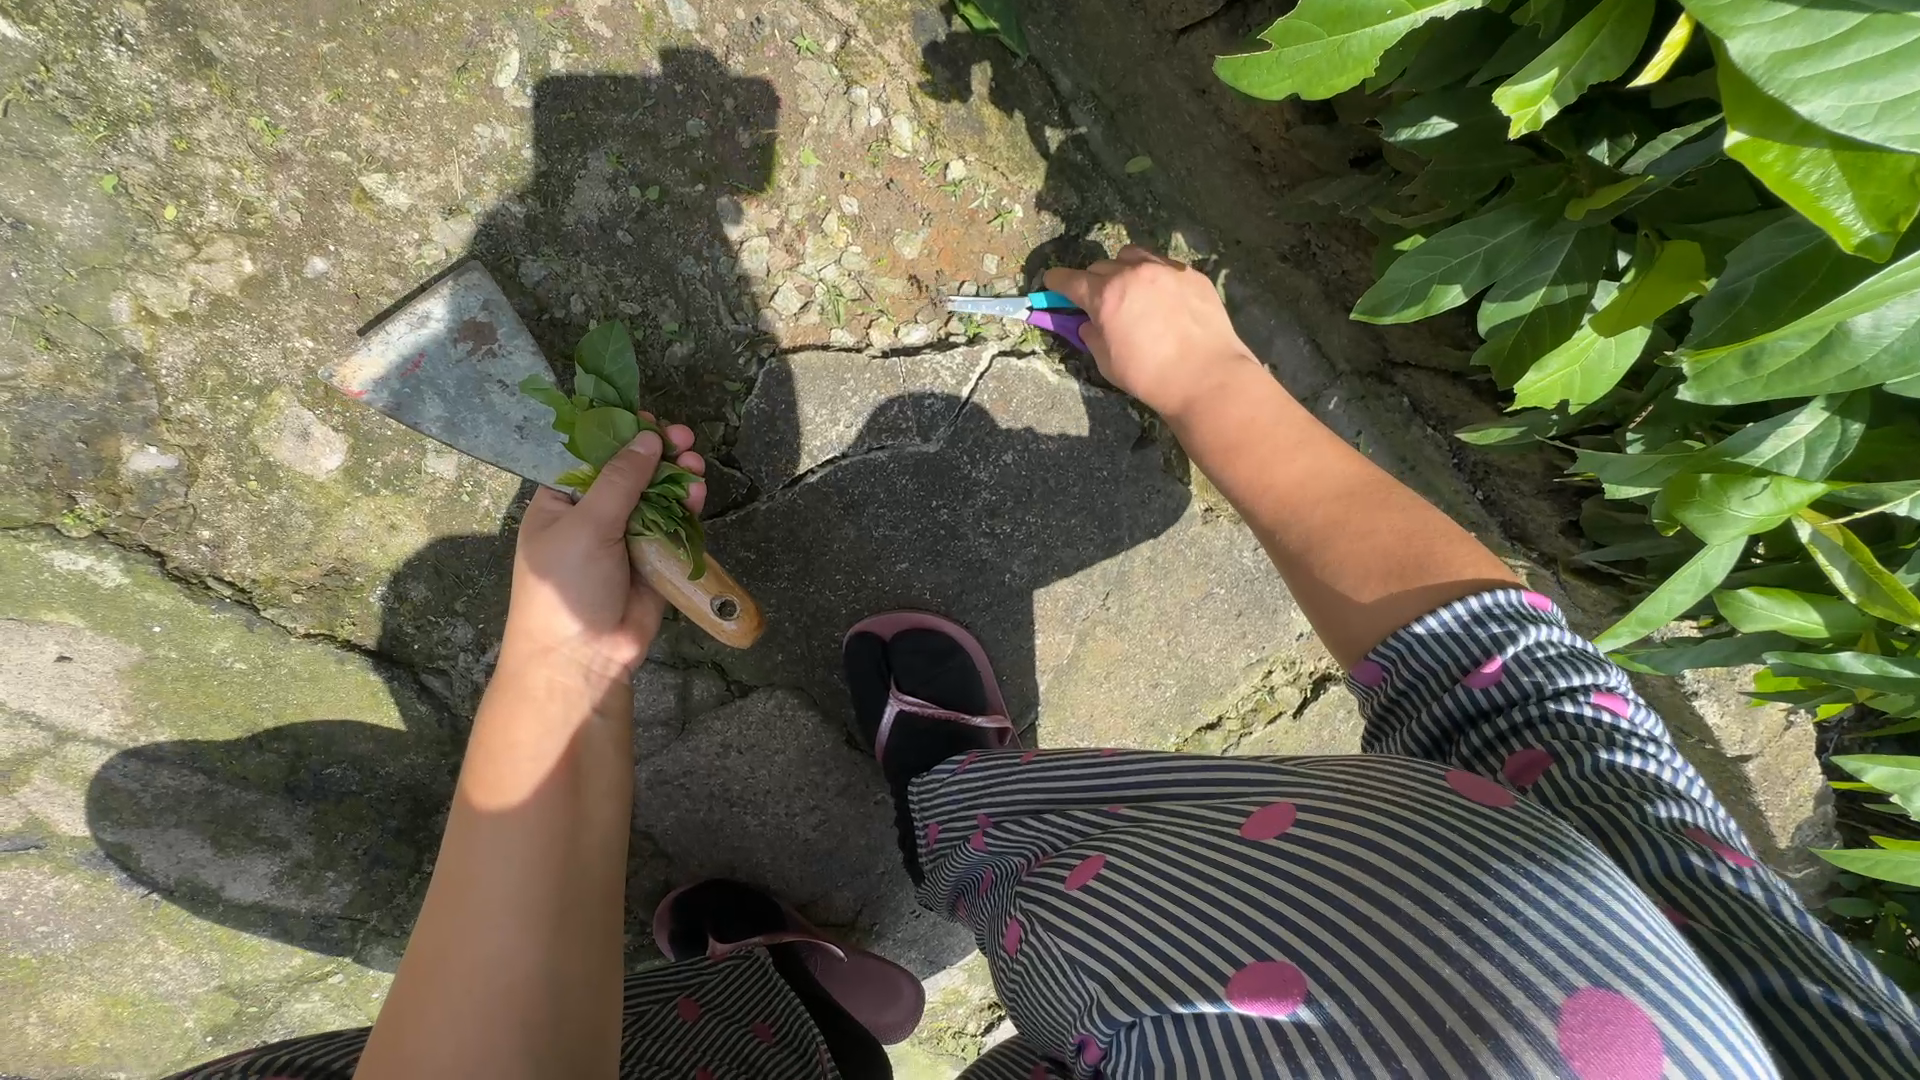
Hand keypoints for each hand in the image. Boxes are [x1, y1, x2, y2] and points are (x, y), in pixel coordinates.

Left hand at [498, 419, 706, 688]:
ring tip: (696, 461)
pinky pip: (674, 526)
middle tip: (684, 436)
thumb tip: (648, 438)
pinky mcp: (655, 558)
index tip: (648, 419)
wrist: (583, 656)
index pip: (592, 456)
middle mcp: (595, 515)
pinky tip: (698, 493)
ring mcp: (627, 537)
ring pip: (657, 497)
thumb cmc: (567, 586)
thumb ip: (620, 480)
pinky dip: (686, 508)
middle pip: (631, 473)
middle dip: (657, 454)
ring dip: (677, 478)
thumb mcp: (586, 525)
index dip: (620, 434)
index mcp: (563, 503)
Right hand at [1044, 245, 1261, 416]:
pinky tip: (1161, 297)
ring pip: (1131, 255)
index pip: (1071, 280)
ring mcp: (1164, 269)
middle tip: (1098, 301)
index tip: (1052, 282)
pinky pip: (1162, 264)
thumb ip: (1092, 336)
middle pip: (1100, 266)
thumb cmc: (1149, 376)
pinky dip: (1153, 275)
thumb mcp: (1107, 362)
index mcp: (1105, 296)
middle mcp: (1132, 273)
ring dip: (1122, 269)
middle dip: (1093, 281)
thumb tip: (1089, 324)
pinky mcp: (1190, 274)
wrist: (1205, 375)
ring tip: (1130, 289)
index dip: (1057, 282)